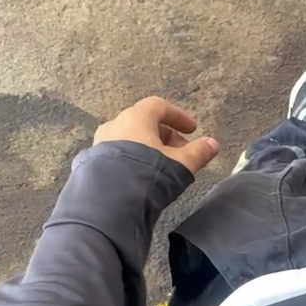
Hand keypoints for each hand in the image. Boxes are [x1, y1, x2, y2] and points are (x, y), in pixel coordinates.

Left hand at [93, 97, 219, 172]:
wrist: (109, 199)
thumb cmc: (149, 172)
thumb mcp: (181, 163)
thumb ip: (199, 152)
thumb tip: (213, 144)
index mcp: (136, 118)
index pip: (159, 106)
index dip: (178, 117)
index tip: (192, 130)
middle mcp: (115, 124)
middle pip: (144, 122)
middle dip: (165, 135)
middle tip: (180, 152)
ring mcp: (101, 142)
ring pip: (130, 138)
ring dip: (149, 147)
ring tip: (161, 165)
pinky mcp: (92, 161)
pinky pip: (118, 152)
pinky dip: (133, 157)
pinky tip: (141, 175)